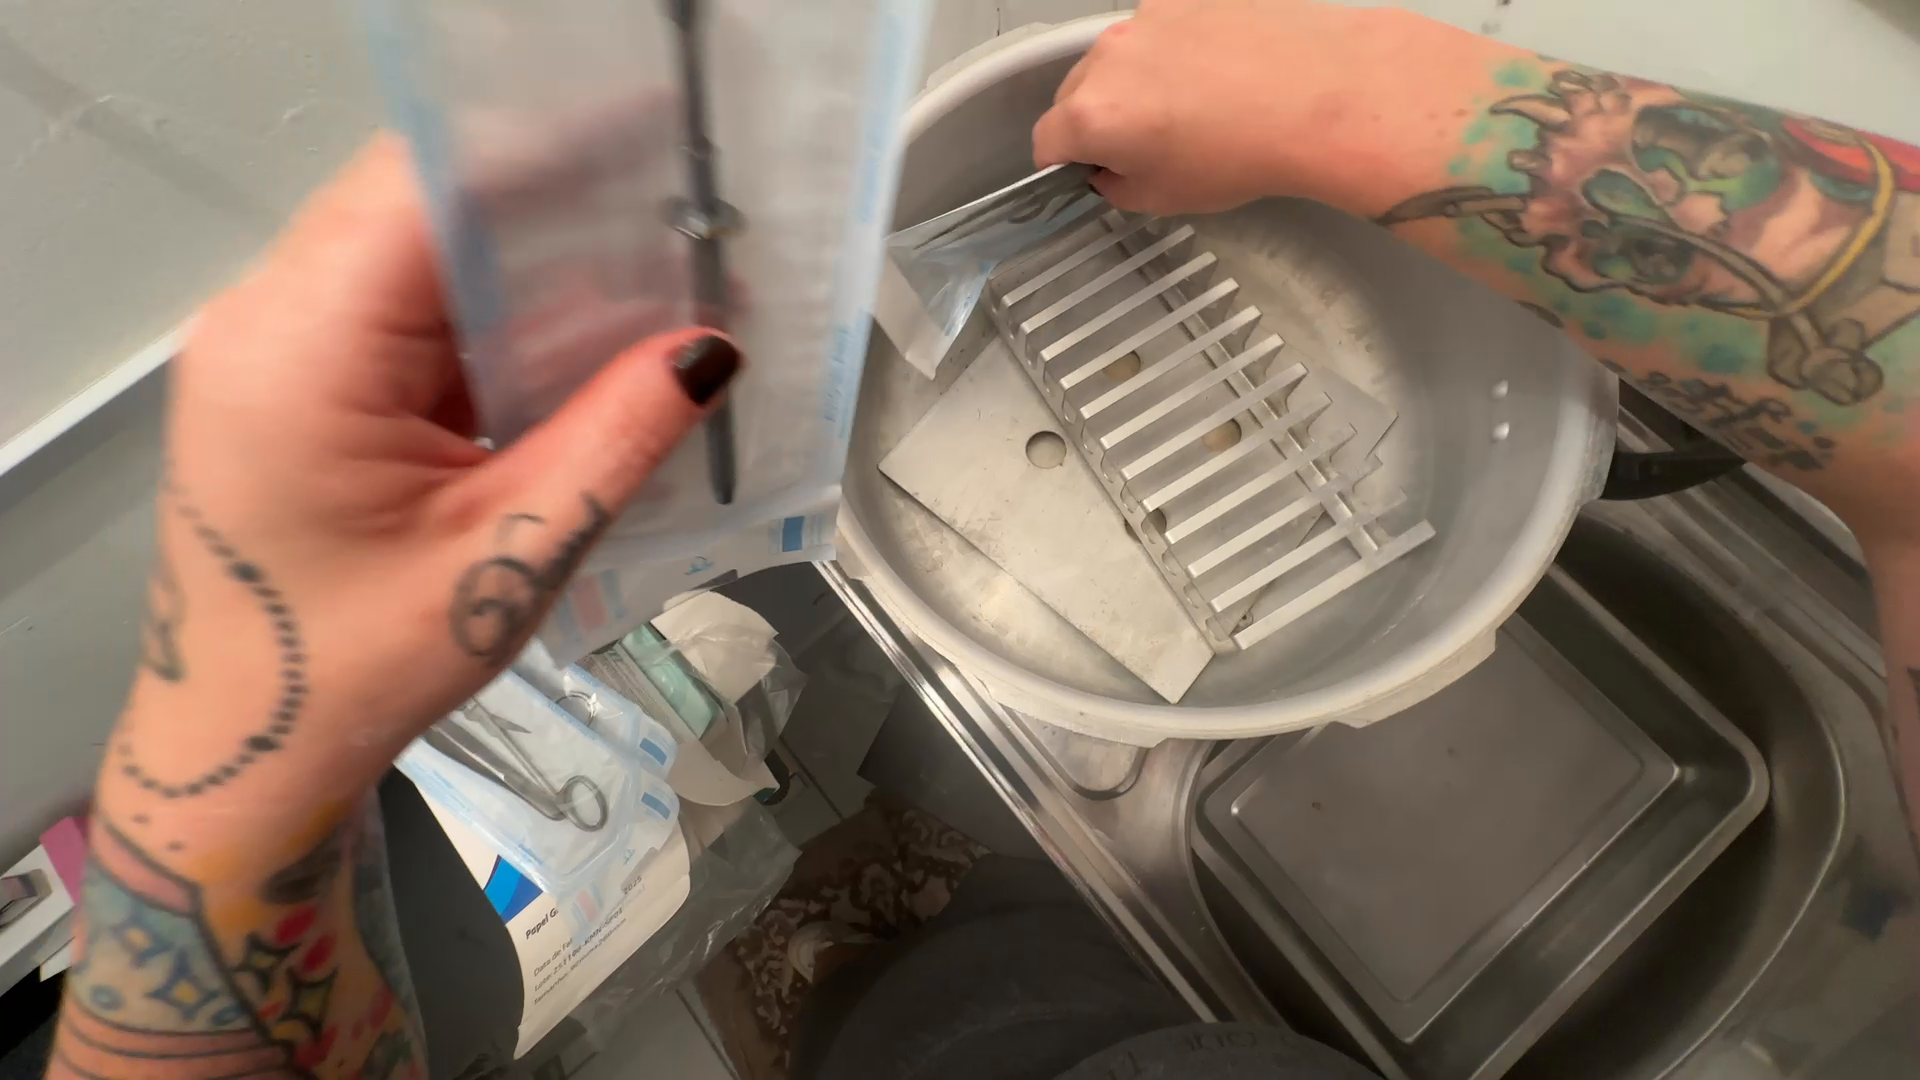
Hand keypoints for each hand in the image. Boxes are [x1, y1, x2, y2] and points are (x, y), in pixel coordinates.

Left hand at [108, 138, 738, 837]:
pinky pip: (444, 317)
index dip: (549, 152)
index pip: (429, 192)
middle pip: (436, 209)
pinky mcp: (336, 381)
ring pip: (445, 260)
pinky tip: (608, 338)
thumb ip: (618, 438)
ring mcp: (305, 347)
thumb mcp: (517, 549)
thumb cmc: (371, 659)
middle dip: (570, 204)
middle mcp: (284, 319)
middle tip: (690, 221)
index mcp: (303, 348)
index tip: (659, 144)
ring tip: (672, 275)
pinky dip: (530, 320)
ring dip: (558, 265)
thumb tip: (712, 348)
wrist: (262, 738)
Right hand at [1032, 0, 1501, 215]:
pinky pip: (1156, 34)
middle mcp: (1107, 56)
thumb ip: (1112, 184)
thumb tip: (1107, 168)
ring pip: (1113, 61)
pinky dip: (1165, 58)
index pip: (1045, 141)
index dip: (1060, 165)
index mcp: (1090, 113)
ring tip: (1181, 114)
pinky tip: (1207, 81)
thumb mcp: (1158, 198)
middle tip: (1138, 150)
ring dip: (1128, 88)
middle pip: (1072, 94)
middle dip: (1091, 123)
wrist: (1319, 96)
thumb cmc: (1239, 153)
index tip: (1083, 173)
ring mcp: (1148, 17)